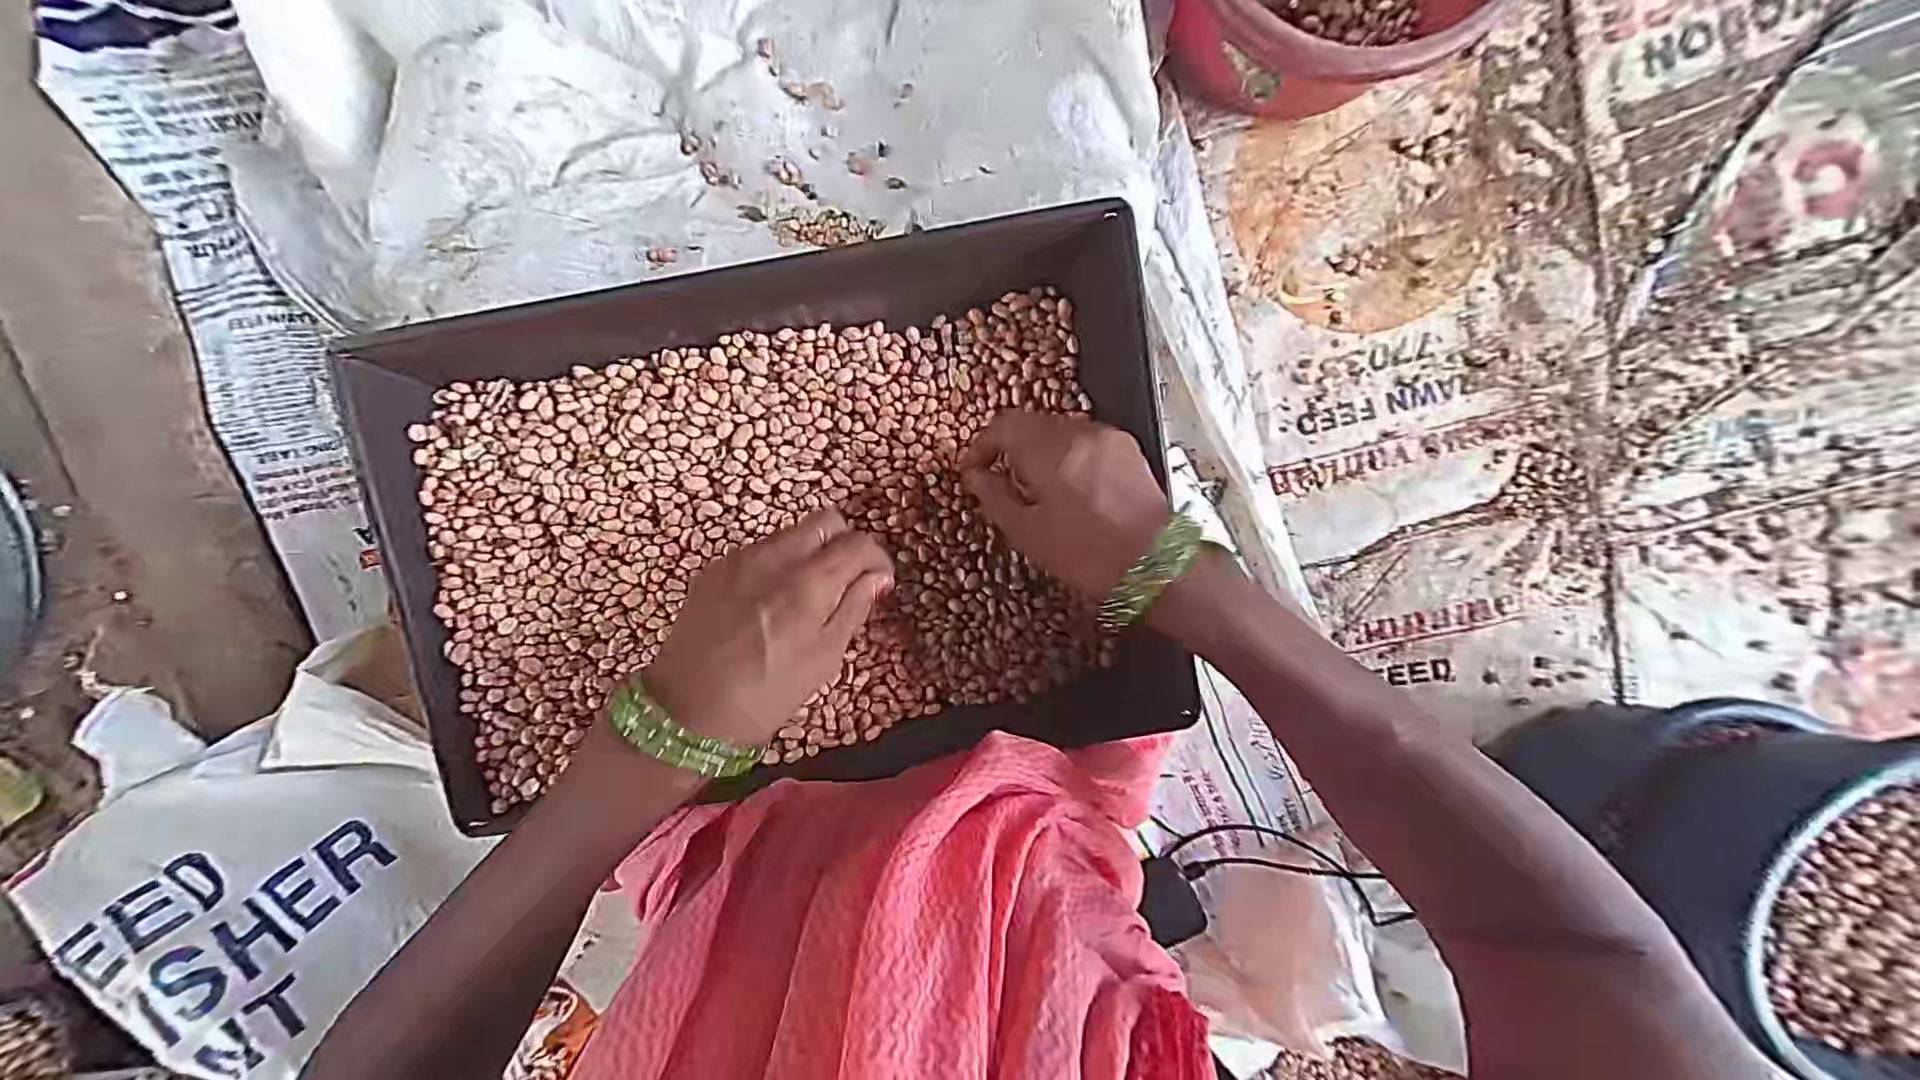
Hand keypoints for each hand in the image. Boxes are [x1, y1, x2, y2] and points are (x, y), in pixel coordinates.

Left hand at [642, 511, 892, 745]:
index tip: (879, 582)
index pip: (859, 543)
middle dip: (845, 544)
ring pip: (792, 533)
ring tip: (806, 596)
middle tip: (845, 580)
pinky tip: (770, 603)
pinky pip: (760, 550)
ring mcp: (741, 559)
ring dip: (811, 553)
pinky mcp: (716, 568)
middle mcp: (776, 557)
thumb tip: (876, 577)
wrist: (687, 711)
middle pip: (826, 521)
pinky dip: (777, 565)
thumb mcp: (824, 658)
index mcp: (810, 582)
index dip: (877, 560)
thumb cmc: (767, 694)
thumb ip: (854, 608)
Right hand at [960, 411, 1168, 597]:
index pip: (1003, 426)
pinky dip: (1066, 452)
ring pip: (1057, 429)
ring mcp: (1106, 437)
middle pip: (1030, 422)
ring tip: (1035, 486)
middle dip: (1009, 446)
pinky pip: (1083, 438)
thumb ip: (994, 496)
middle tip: (999, 477)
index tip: (974, 468)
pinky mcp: (1126, 446)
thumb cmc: (1087, 555)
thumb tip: (975, 475)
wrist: (1155, 563)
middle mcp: (1079, 434)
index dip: (981, 445)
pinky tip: (1068, 485)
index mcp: (1050, 453)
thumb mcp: (1028, 533)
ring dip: (1038, 448)